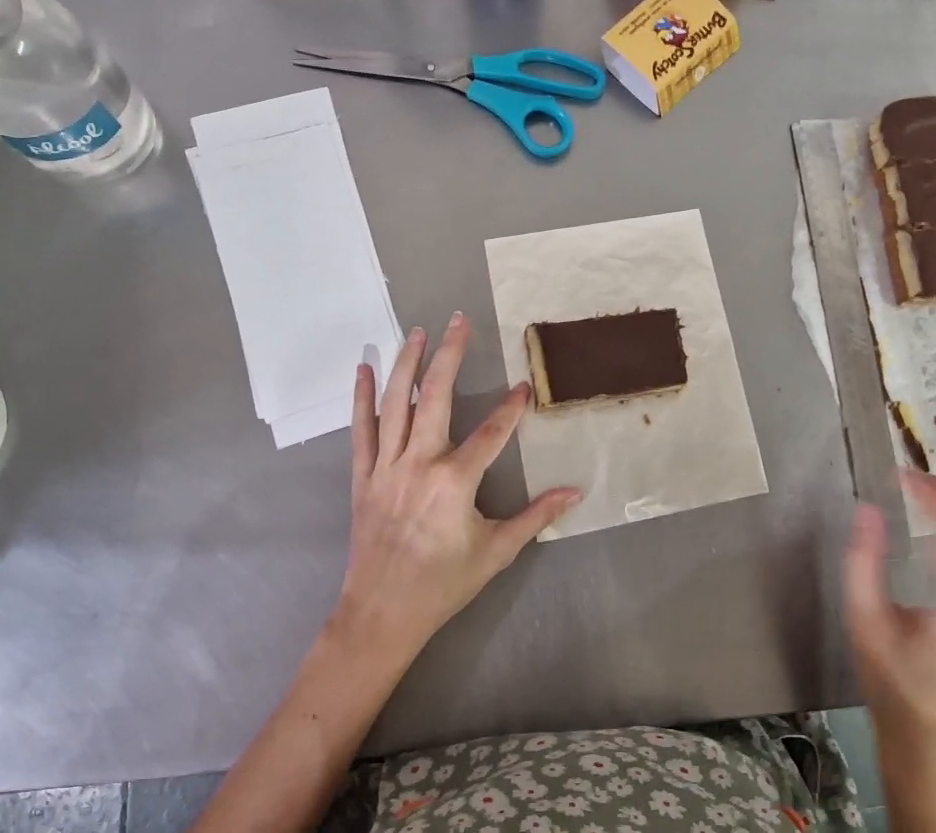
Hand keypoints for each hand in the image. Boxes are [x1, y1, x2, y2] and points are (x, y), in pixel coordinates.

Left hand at [335, 312, 581, 653]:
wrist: (381, 614)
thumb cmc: (444, 584)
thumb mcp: (497, 551)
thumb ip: (536, 516)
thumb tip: (576, 492)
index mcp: (455, 482)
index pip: (491, 433)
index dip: (511, 408)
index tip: (524, 386)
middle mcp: (419, 463)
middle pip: (436, 398)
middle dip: (450, 356)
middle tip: (460, 321)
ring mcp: (386, 467)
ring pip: (396, 404)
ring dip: (408, 364)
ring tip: (419, 332)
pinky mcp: (362, 476)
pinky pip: (360, 430)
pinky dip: (361, 398)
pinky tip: (364, 368)